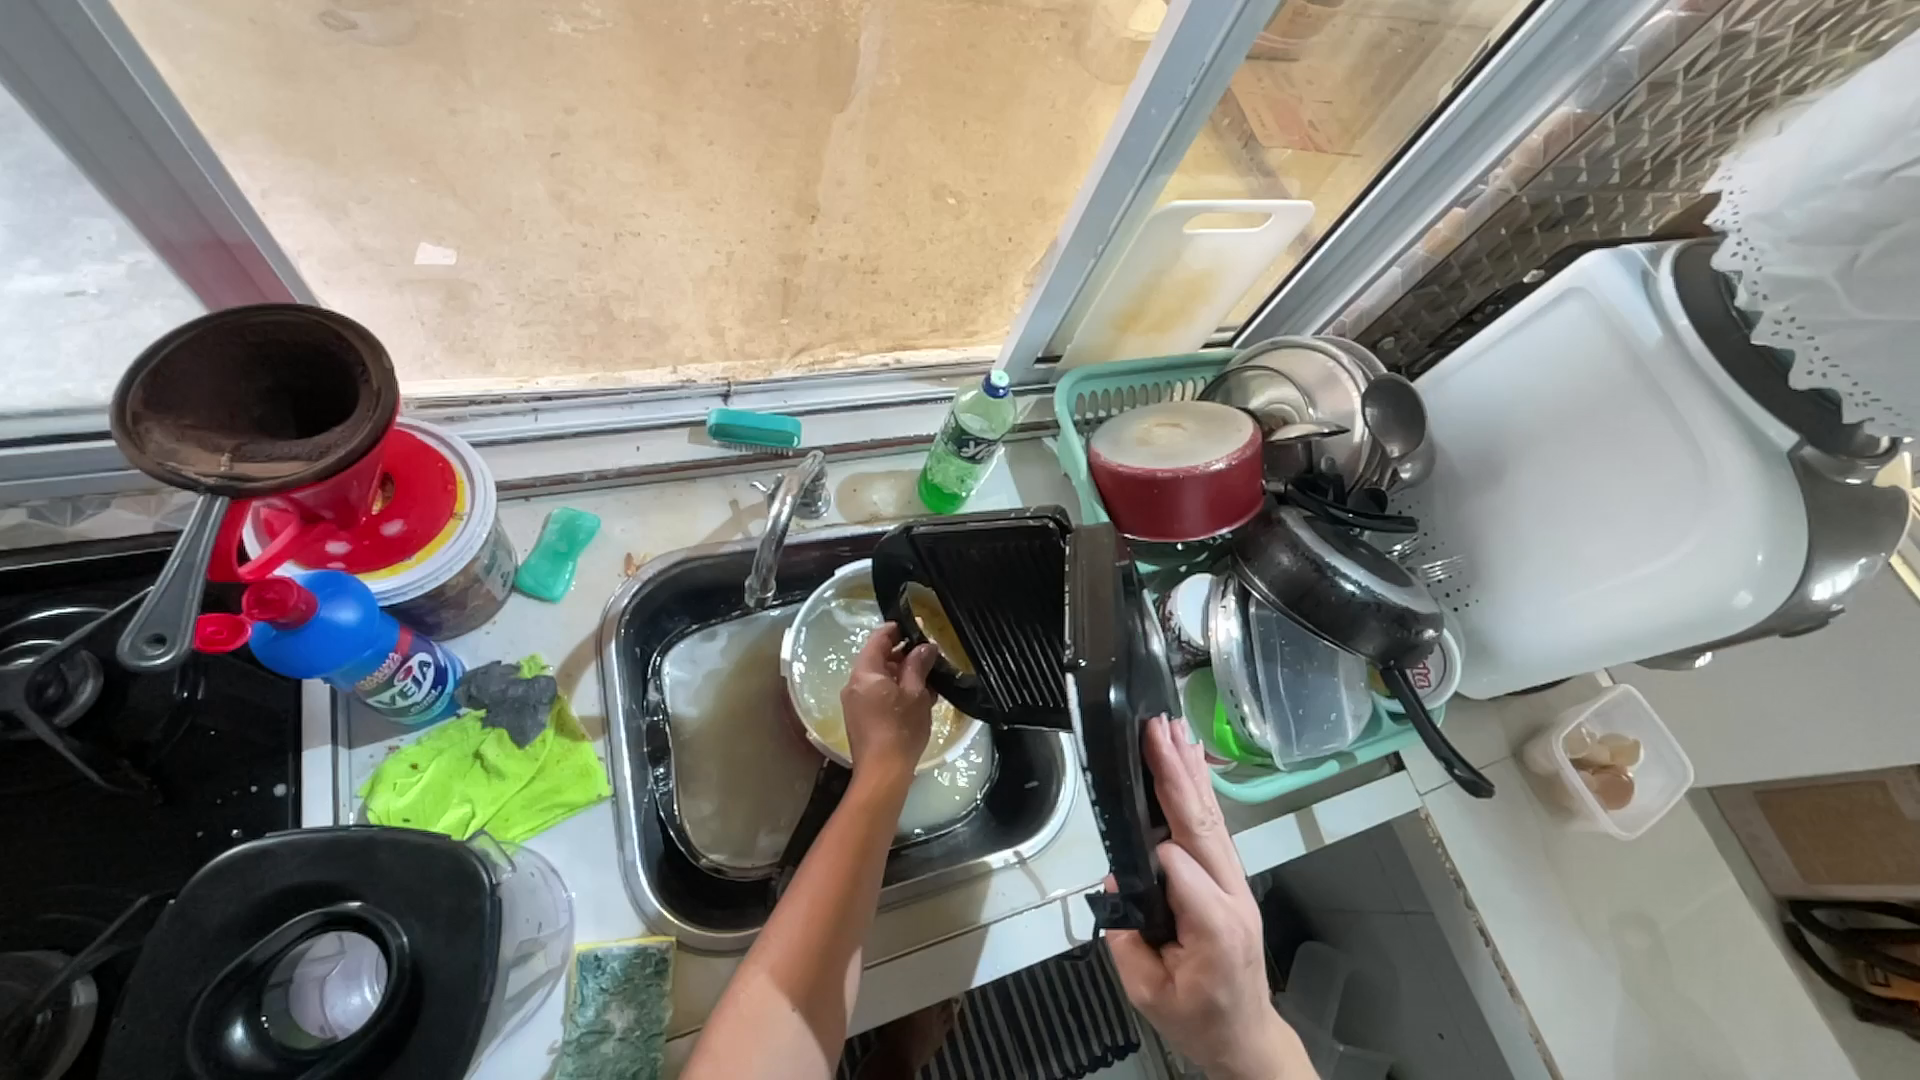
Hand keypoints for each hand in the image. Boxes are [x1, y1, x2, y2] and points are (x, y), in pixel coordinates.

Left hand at [840, 623, 938, 787]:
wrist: (883, 773)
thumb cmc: (901, 729)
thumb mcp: (916, 694)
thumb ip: (918, 665)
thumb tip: (925, 647)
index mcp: (864, 674)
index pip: (877, 639)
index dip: (896, 630)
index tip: (915, 626)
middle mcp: (854, 685)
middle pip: (877, 659)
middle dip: (903, 654)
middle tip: (928, 654)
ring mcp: (855, 703)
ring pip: (879, 678)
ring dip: (901, 674)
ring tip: (928, 677)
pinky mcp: (860, 719)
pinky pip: (878, 694)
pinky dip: (895, 690)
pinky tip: (918, 697)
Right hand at [1106, 715, 1312, 1079]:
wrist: (1245, 1034)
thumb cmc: (1197, 1018)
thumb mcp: (1149, 994)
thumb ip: (1127, 938)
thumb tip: (1116, 880)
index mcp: (1215, 926)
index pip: (1179, 868)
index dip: (1153, 854)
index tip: (1126, 858)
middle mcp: (1231, 893)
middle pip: (1201, 823)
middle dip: (1176, 772)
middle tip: (1156, 727)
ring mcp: (1236, 881)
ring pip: (1210, 816)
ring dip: (1189, 769)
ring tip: (1173, 728)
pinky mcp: (1231, 875)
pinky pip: (1214, 824)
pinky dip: (1200, 787)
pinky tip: (1191, 759)